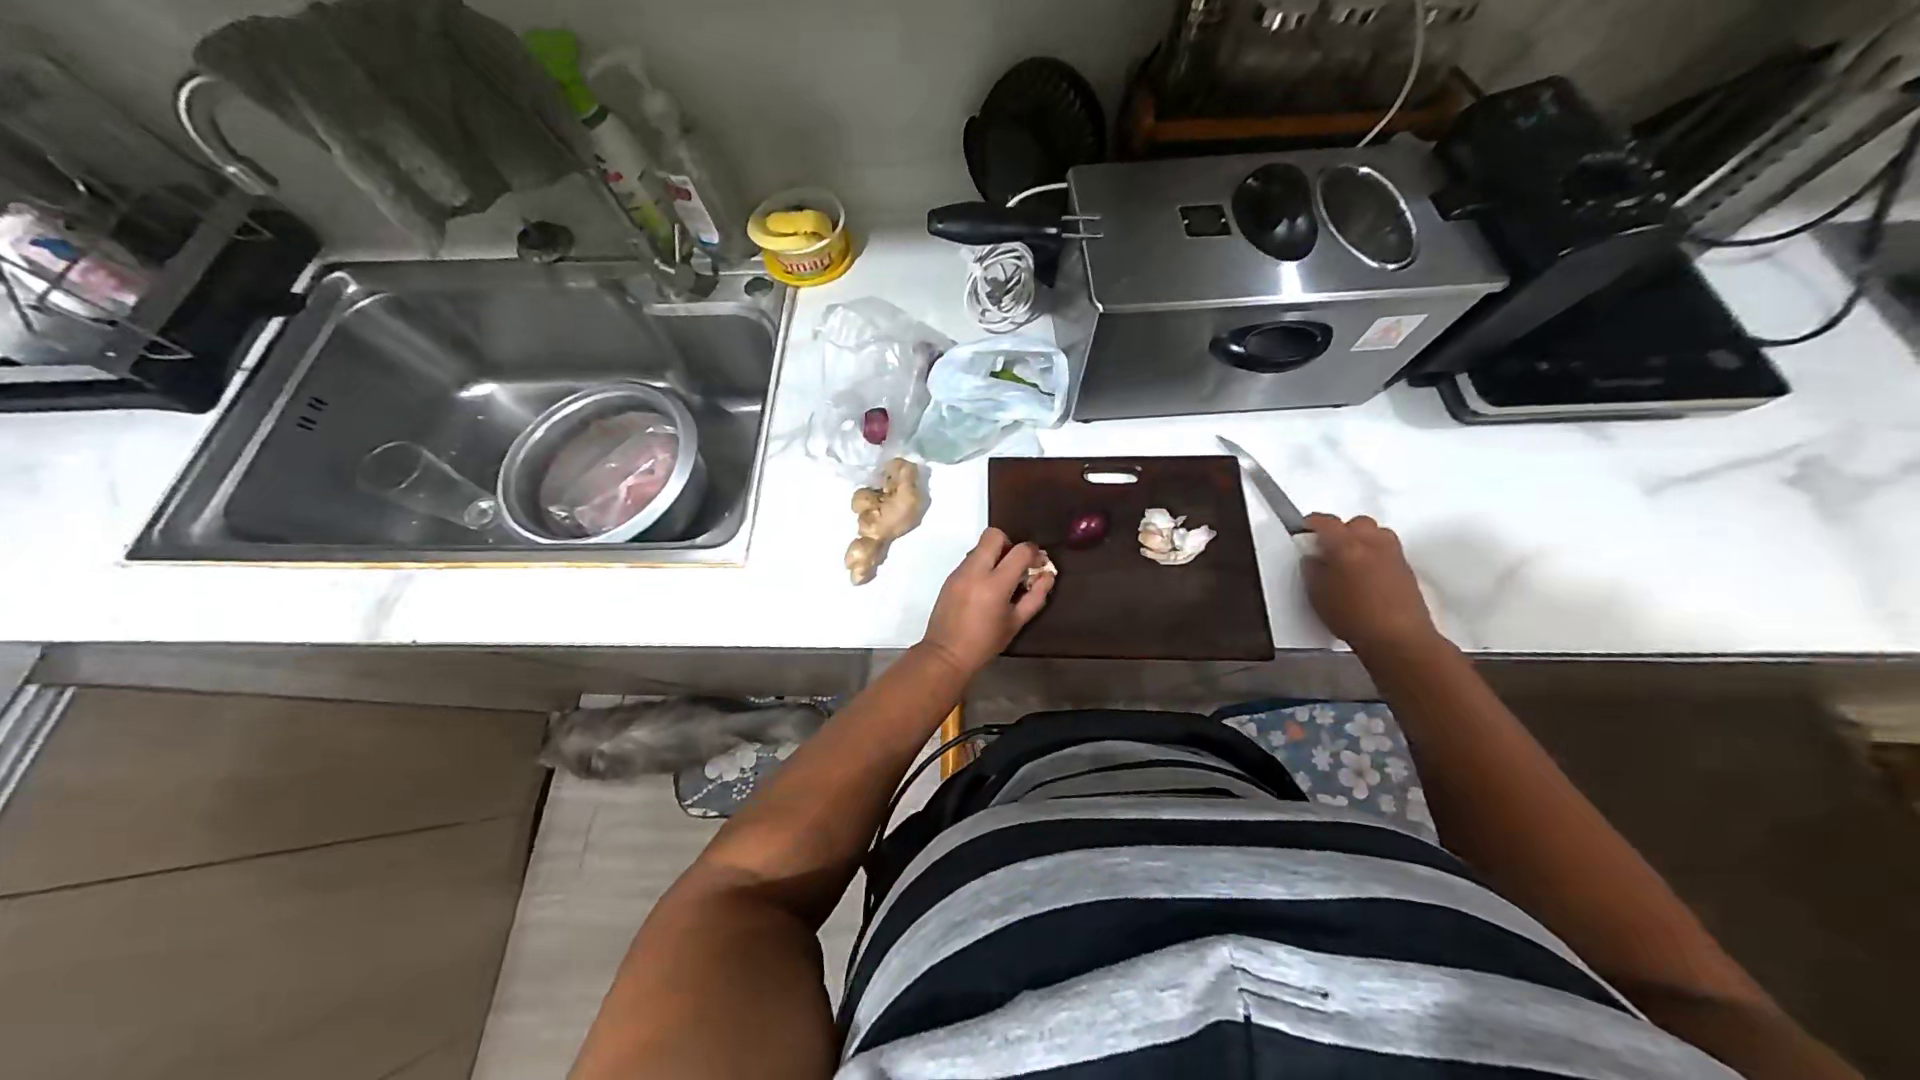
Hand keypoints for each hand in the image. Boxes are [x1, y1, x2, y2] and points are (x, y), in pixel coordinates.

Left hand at [919, 528, 1053, 674]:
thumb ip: (1035, 596)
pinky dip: (982, 565)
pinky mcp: (950, 577)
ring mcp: (959, 572)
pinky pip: (970, 559)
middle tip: (1015, 565)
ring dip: (994, 554)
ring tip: (1001, 578)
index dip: (1034, 552)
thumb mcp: (1016, 622)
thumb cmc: (985, 643)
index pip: (1020, 550)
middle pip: (994, 535)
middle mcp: (975, 571)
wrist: (946, 654)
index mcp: (995, 584)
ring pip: (980, 546)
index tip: (1038, 563)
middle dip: (1010, 544)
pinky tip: (985, 587)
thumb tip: (1048, 575)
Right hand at [1301, 513, 1442, 654]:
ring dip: (1362, 539)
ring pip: (1376, 533)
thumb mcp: (1318, 595)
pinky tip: (1366, 574)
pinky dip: (1375, 553)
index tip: (1305, 530)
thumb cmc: (1353, 617)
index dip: (1312, 523)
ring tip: (1350, 558)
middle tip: (1328, 547)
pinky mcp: (1407, 568)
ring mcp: (1394, 554)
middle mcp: (1373, 543)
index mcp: (1346, 546)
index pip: (1326, 522)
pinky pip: (1388, 549)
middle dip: (1341, 530)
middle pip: (1357, 523)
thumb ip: (1312, 570)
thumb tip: (1313, 558)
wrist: (1398, 638)